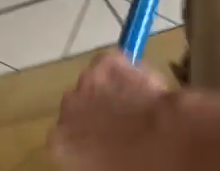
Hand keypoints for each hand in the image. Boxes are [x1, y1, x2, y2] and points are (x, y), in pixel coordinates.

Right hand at [48, 51, 178, 170]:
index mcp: (61, 141)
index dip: (84, 132)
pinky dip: (122, 67)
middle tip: (116, 116)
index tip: (99, 134)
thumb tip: (96, 148)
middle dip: (93, 106)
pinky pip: (111, 61)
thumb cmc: (130, 164)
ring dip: (106, 85)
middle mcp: (68, 107)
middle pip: (77, 102)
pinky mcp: (106, 60)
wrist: (157, 142)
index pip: (65, 133)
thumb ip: (88, 154)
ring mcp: (87, 79)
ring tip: (129, 97)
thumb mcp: (99, 166)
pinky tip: (137, 80)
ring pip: (93, 78)